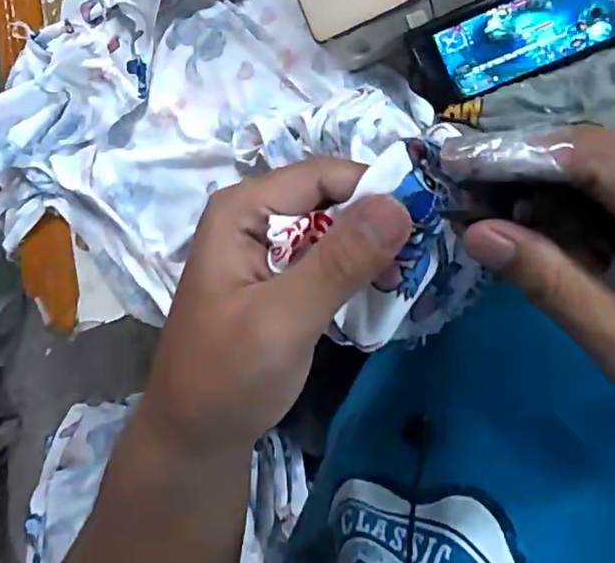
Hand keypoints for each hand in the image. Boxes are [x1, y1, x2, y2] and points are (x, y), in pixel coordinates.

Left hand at [137, 159, 411, 459]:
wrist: (193, 439)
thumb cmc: (227, 377)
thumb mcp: (285, 319)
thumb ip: (340, 262)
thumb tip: (399, 204)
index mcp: (243, 208)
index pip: (321, 174)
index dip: (372, 188)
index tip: (421, 218)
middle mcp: (254, 213)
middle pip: (329, 195)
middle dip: (374, 219)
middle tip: (419, 252)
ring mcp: (266, 242)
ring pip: (333, 223)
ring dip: (369, 245)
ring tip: (406, 273)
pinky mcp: (280, 270)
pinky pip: (328, 251)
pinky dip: (356, 265)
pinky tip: (381, 286)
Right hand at [460, 127, 614, 471]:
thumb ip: (553, 286)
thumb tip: (477, 232)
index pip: (583, 154)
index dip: (511, 155)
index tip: (451, 169)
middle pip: (588, 149)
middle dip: (524, 174)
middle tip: (472, 213)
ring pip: (603, 160)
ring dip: (554, 192)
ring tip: (522, 239)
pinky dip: (588, 203)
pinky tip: (578, 246)